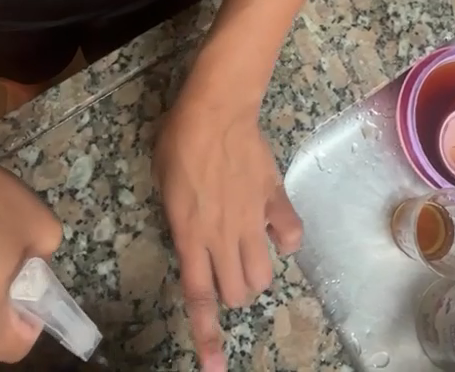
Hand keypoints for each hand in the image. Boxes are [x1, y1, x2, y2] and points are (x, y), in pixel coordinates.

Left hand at [155, 86, 303, 371]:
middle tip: (223, 268)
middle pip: (237, 292)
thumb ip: (179, 218)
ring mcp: (253, 218)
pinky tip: (274, 227)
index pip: (200, 296)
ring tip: (247, 251)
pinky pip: (290, 234)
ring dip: (255, 272)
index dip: (207, 334)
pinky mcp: (274, 198)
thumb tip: (191, 235)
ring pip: (263, 273)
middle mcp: (223, 235)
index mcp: (190, 234)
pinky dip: (284, 239)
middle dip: (231, 292)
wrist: (217, 109)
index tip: (214, 368)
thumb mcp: (164, 182)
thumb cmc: (180, 139)